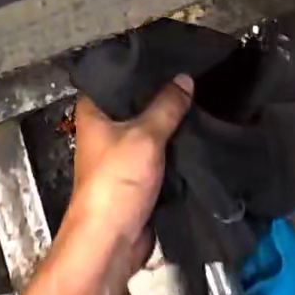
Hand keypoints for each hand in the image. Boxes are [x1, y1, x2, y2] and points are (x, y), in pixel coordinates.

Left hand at [65, 77, 193, 252]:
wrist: (111, 243)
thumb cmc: (117, 181)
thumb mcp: (145, 136)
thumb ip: (167, 106)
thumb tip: (185, 77)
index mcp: (93, 109)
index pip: (118, 75)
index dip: (142, 65)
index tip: (171, 51)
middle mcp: (104, 126)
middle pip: (137, 101)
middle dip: (163, 92)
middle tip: (194, 71)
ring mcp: (121, 150)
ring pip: (151, 127)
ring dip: (171, 120)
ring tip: (201, 94)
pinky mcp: (137, 173)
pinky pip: (159, 150)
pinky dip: (175, 144)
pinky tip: (198, 128)